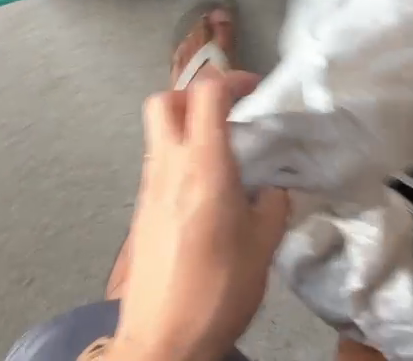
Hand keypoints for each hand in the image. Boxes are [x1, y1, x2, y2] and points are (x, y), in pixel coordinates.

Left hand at [112, 72, 289, 360]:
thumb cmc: (218, 290)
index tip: (254, 90)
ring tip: (221, 150)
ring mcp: (149, 189)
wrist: (161, 343)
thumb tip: (271, 187)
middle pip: (164, 100)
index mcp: (203, 165)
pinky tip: (206, 189)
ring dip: (187, 126)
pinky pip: (158, 164)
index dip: (232, 79)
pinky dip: (180, 158)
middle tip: (225, 110)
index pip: (206, 93)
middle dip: (194, 94)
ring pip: (158, 132)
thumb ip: (272, 203)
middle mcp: (169, 167)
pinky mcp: (141, 213)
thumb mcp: (263, 244)